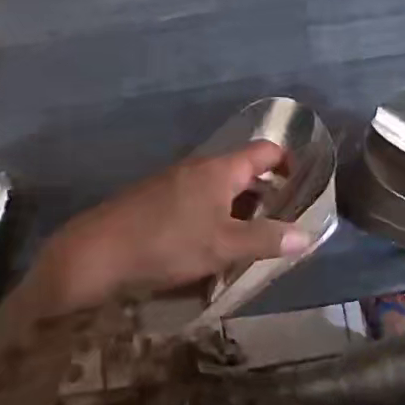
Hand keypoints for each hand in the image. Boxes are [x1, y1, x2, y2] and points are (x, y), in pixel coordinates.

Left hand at [33, 141, 313, 312]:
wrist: (97, 253)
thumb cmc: (167, 244)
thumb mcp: (223, 246)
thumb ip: (266, 240)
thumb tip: (307, 236)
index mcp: (219, 169)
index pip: (265, 150)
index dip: (289, 163)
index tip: (302, 189)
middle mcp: (197, 167)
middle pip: (243, 170)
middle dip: (265, 195)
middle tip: (281, 225)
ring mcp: (173, 181)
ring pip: (218, 188)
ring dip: (238, 209)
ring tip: (250, 241)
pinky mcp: (155, 199)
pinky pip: (196, 200)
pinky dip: (213, 215)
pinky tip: (210, 245)